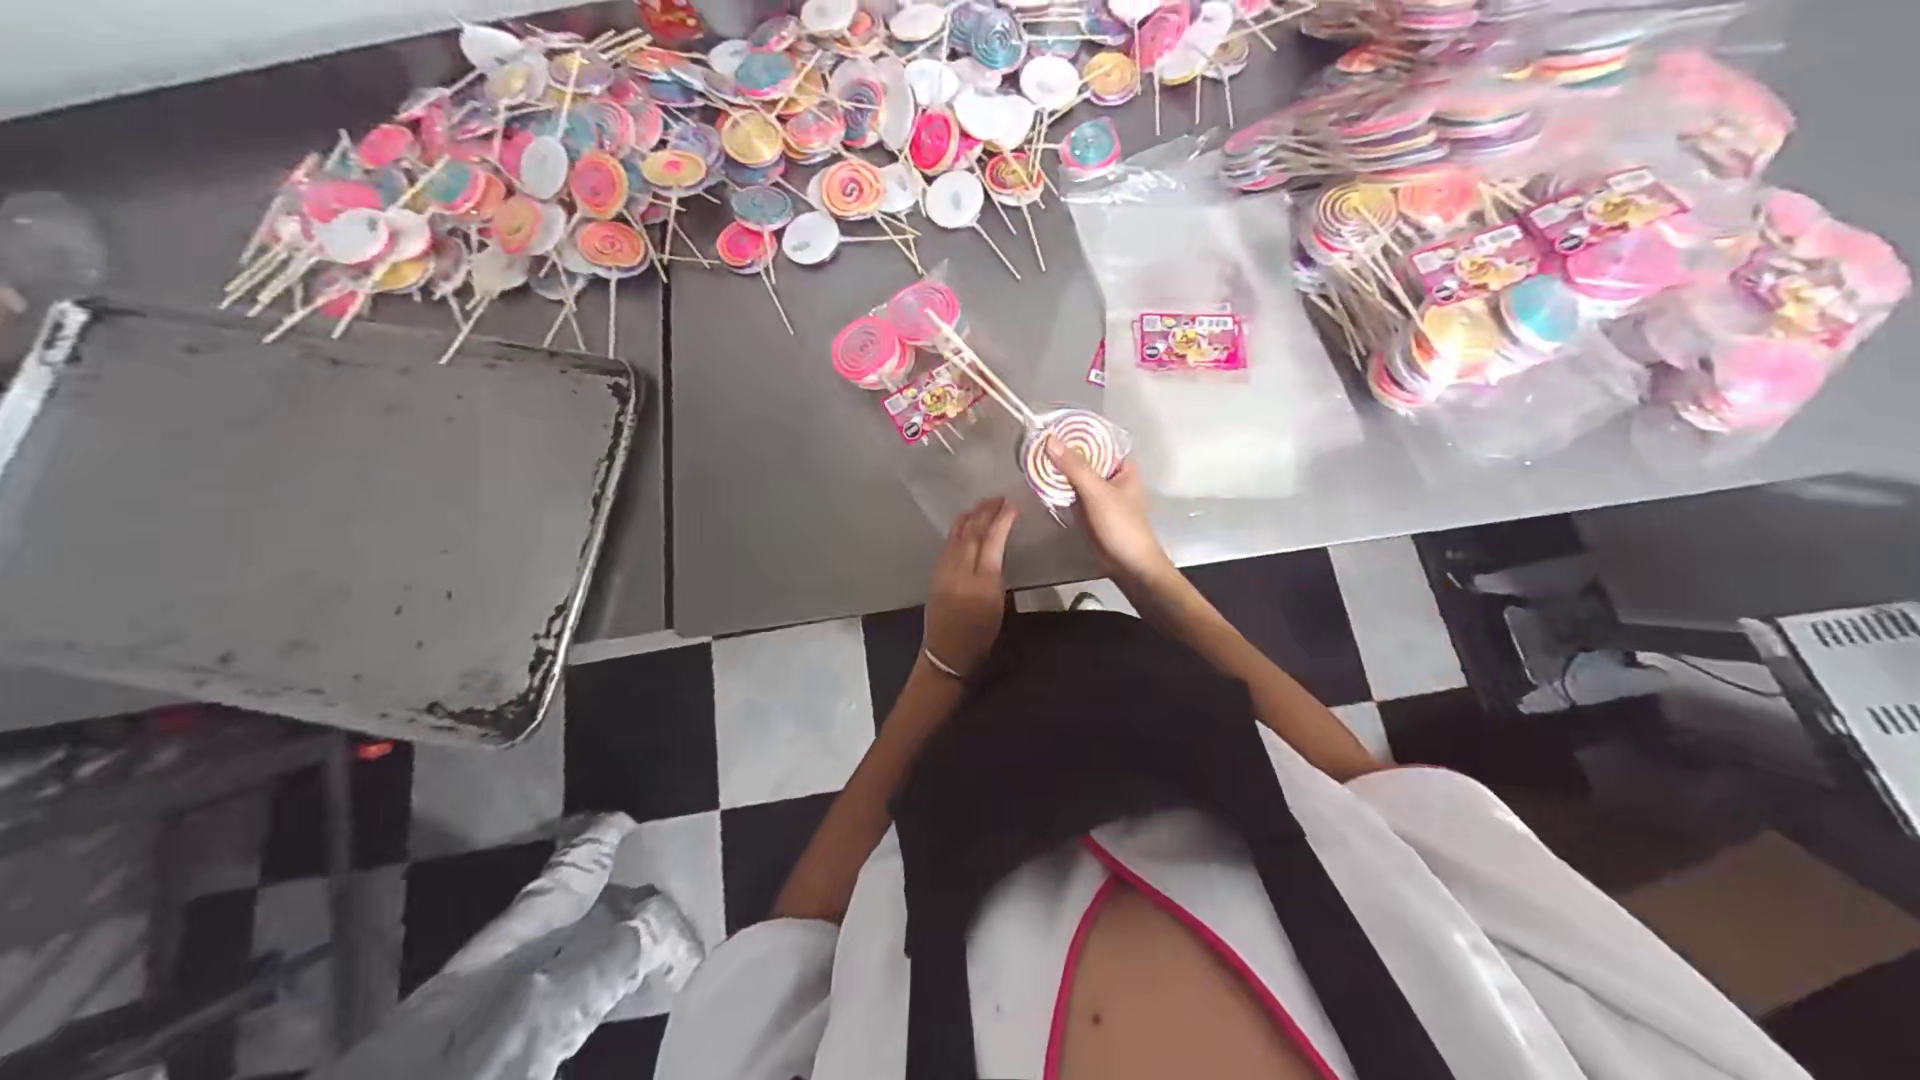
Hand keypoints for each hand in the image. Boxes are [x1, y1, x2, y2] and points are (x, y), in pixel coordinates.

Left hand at [923, 497, 1017, 676]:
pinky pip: (947, 546)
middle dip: (986, 513)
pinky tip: (963, 523)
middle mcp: (962, 574)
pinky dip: (957, 530)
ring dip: (970, 517)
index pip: (993, 542)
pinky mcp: (935, 576)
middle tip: (999, 498)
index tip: (1012, 506)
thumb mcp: (999, 608)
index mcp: (984, 585)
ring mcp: (945, 573)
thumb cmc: (981, 638)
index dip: (1002, 521)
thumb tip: (998, 551)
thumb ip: (999, 577)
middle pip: (973, 534)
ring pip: (957, 537)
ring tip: (982, 504)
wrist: (947, 655)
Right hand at [1046, 437, 1173, 587]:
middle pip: (1085, 456)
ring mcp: (1099, 493)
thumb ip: (1074, 466)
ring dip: (1057, 469)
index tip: (1053, 423)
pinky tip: (1038, 479)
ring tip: (1032, 455)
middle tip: (1035, 439)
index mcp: (1123, 466)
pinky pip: (1070, 492)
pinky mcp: (1088, 510)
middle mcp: (1111, 476)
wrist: (1129, 566)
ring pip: (1075, 475)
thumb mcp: (1097, 492)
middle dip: (1063, 450)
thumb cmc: (1121, 525)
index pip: (1099, 439)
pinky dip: (1057, 486)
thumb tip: (1050, 439)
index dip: (1078, 430)